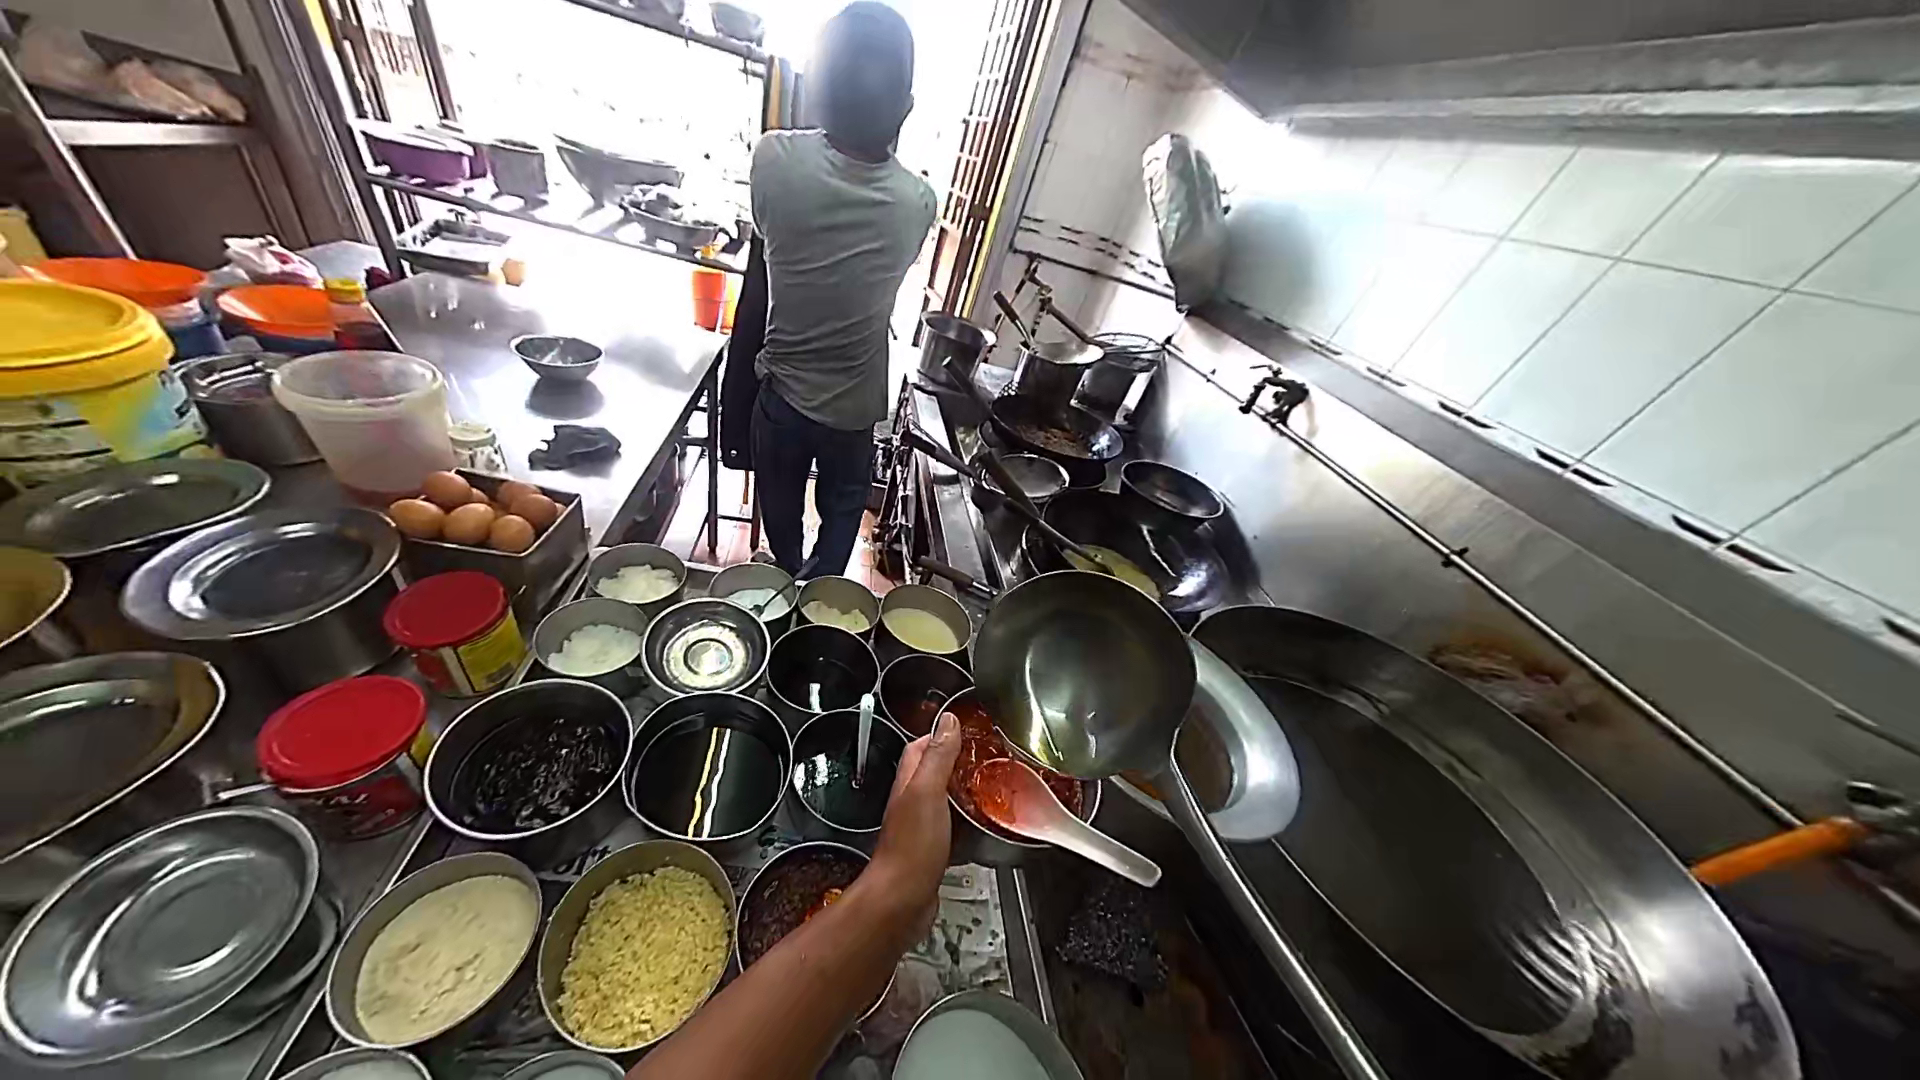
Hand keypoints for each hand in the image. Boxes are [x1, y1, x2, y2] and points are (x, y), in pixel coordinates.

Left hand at [857, 712, 962, 947]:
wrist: (900, 902)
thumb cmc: (911, 848)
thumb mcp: (927, 792)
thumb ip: (938, 757)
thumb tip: (947, 721)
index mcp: (908, 782)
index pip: (920, 746)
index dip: (940, 735)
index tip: (965, 729)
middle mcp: (911, 800)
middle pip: (932, 770)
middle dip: (956, 761)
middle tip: (982, 758)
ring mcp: (920, 826)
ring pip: (942, 798)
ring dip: (962, 790)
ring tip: (987, 787)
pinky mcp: (931, 849)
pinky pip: (950, 826)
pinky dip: (965, 821)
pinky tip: (980, 826)